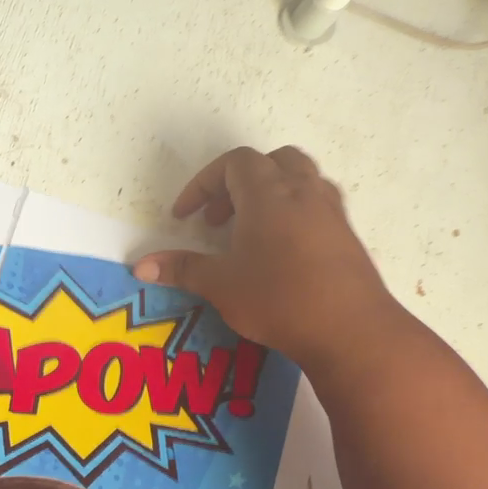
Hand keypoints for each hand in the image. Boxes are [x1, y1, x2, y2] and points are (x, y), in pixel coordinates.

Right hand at [131, 146, 405, 373]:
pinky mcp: (344, 232)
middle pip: (270, 161)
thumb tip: (140, 265)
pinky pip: (314, 202)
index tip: (183, 217)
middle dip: (236, 183)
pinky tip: (277, 251)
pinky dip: (289, 212)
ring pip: (297, 177)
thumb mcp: (219, 285)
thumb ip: (181, 269)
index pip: (234, 163)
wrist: (347, 327)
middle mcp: (303, 190)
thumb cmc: (276, 299)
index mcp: (268, 194)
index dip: (202, 184)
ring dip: (266, 194)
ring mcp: (329, 209)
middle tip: (217, 220)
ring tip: (246, 232)